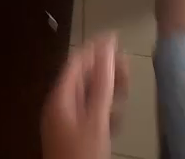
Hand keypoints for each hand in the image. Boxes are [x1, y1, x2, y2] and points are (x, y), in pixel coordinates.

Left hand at [41, 32, 129, 158]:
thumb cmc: (82, 154)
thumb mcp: (96, 118)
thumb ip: (102, 81)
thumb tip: (107, 46)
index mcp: (59, 96)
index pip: (76, 61)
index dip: (95, 47)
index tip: (115, 37)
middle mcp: (59, 105)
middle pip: (82, 77)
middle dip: (104, 68)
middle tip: (126, 63)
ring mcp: (65, 122)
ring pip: (87, 95)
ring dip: (107, 89)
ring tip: (126, 86)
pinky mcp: (74, 136)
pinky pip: (89, 113)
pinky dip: (103, 108)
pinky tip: (116, 113)